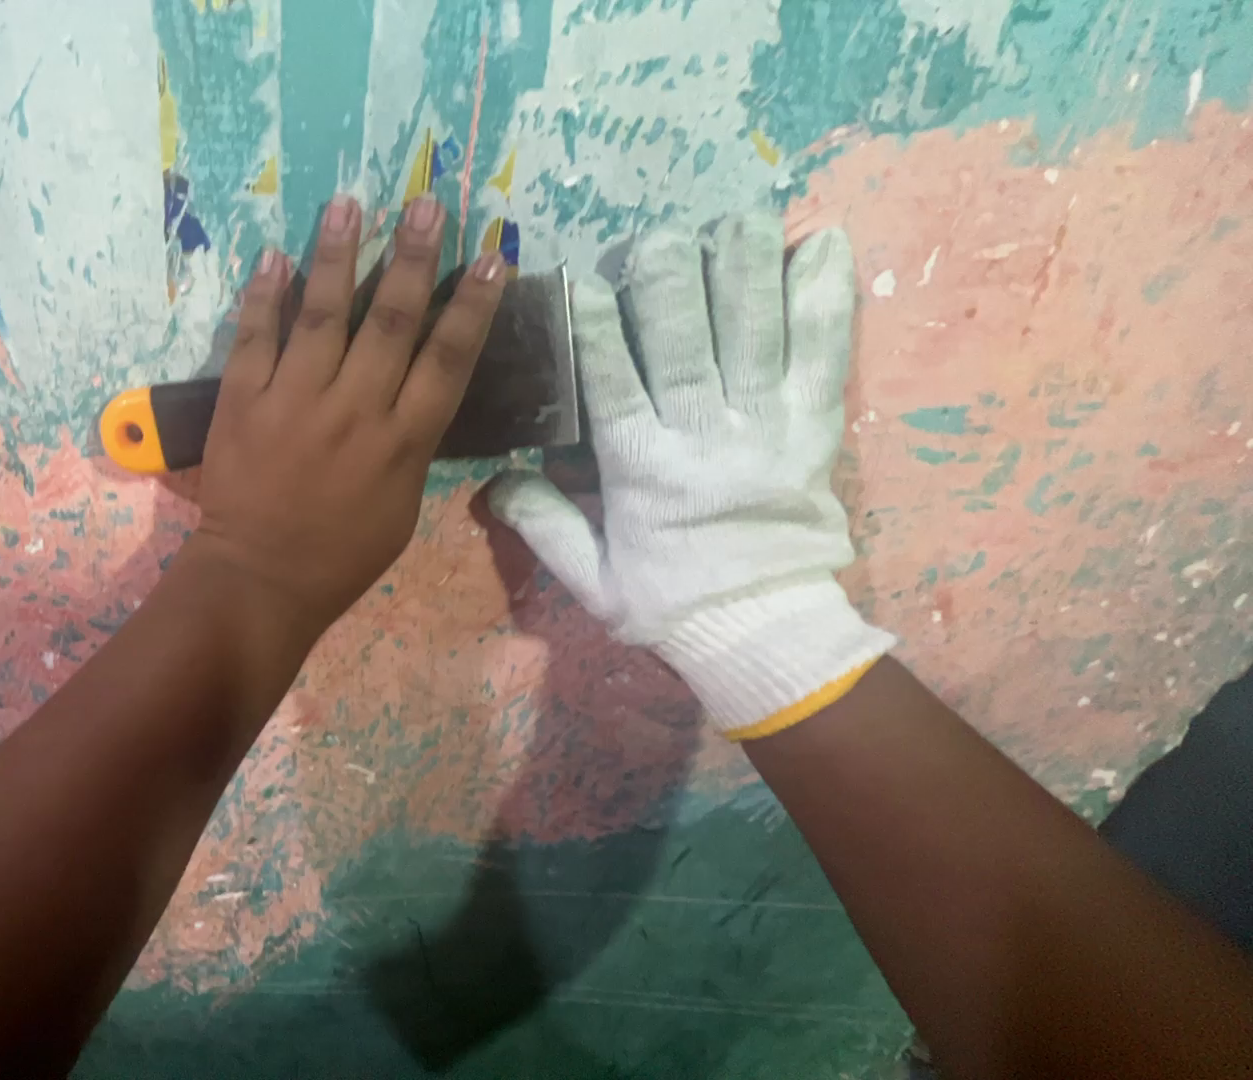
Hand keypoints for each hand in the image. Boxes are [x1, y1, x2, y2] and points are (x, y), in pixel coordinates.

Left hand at [182, 194, 507, 639]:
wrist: (260, 581)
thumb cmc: (339, 557)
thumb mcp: (400, 509)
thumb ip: (410, 447)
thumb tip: (415, 396)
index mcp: (402, 442)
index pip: (448, 358)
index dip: (473, 304)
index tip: (492, 254)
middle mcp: (354, 409)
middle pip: (390, 321)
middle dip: (412, 258)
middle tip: (425, 203)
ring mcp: (294, 401)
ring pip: (321, 315)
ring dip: (337, 255)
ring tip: (348, 203)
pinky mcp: (242, 401)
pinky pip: (254, 339)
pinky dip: (263, 296)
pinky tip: (274, 256)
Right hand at [488, 213, 893, 738]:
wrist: (762, 632)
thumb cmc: (668, 601)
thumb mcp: (590, 579)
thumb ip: (542, 526)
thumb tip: (490, 483)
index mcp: (643, 470)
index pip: (612, 385)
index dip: (593, 330)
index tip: (579, 282)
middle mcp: (704, 435)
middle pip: (684, 346)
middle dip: (669, 285)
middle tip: (656, 236)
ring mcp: (767, 425)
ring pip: (754, 333)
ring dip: (745, 271)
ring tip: (735, 219)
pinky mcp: (815, 427)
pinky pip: (824, 352)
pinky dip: (826, 296)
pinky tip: (825, 241)